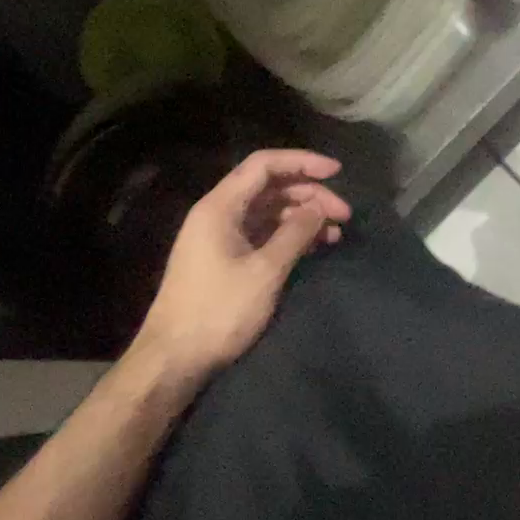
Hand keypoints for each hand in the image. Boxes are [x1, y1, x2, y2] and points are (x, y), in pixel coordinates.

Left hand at [127, 149, 349, 381]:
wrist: (174, 357)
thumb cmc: (218, 310)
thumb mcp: (264, 271)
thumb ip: (295, 234)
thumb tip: (319, 207)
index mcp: (220, 207)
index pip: (263, 165)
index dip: (302, 161)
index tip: (337, 172)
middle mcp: (219, 214)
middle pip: (269, 187)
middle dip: (309, 194)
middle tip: (345, 214)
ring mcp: (221, 237)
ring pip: (269, 211)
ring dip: (303, 216)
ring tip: (336, 232)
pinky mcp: (226, 259)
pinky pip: (263, 234)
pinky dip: (290, 235)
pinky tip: (315, 247)